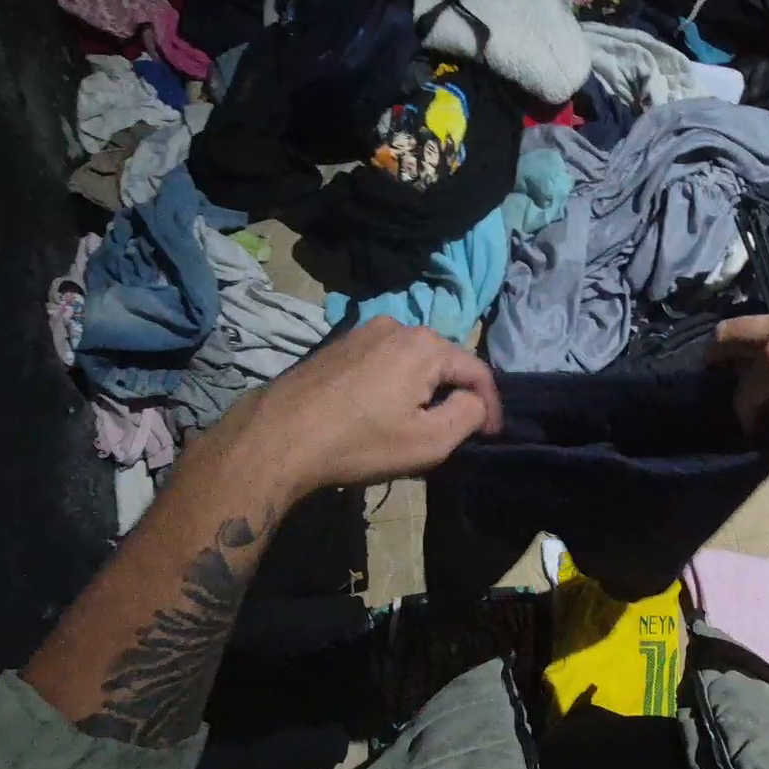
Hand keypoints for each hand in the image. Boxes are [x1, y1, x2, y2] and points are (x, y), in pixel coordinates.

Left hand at [204, 318, 502, 500]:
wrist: (277, 438)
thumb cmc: (360, 443)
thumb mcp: (429, 442)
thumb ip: (468, 415)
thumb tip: (475, 401)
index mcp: (425, 345)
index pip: (478, 370)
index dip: (491, 405)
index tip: (490, 435)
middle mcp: (397, 325)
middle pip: (446, 361)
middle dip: (456, 394)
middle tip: (454, 432)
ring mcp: (363, 331)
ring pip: (414, 360)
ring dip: (425, 388)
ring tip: (418, 423)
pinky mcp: (339, 344)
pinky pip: (385, 360)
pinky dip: (396, 383)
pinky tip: (384, 410)